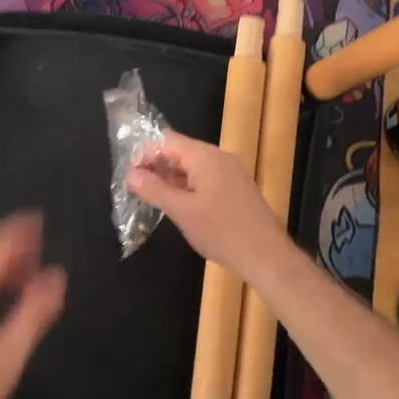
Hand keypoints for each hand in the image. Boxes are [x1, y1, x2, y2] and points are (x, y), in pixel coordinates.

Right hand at [128, 131, 288, 276]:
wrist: (268, 256)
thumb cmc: (221, 232)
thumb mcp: (181, 211)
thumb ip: (154, 189)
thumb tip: (131, 174)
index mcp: (205, 156)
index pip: (166, 141)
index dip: (145, 155)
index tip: (130, 176)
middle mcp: (219, 157)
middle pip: (180, 151)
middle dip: (157, 167)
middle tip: (139, 189)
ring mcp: (232, 172)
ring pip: (194, 167)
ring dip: (173, 178)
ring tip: (156, 199)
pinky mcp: (238, 188)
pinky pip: (207, 178)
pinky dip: (190, 187)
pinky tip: (182, 206)